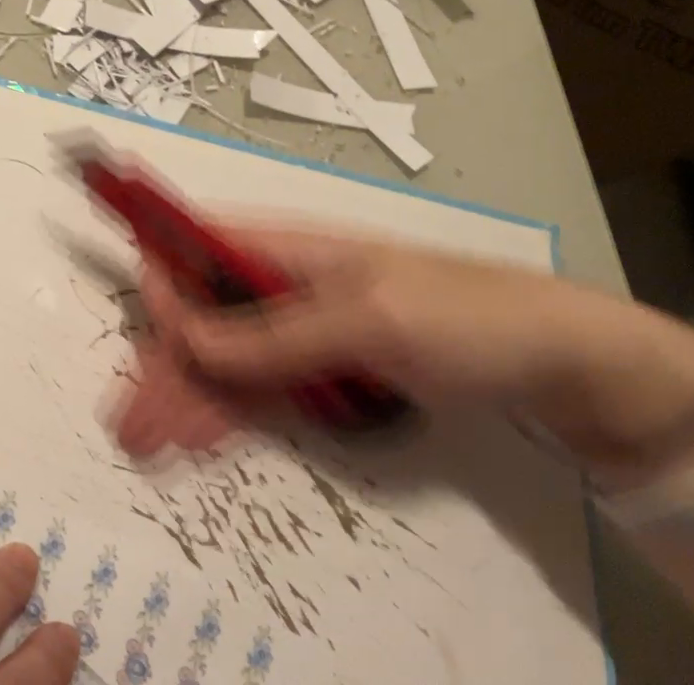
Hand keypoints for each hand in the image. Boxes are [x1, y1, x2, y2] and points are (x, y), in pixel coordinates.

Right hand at [113, 223, 693, 480]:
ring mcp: (293, 334)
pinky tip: (190, 442)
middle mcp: (273, 286)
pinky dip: (220, 415)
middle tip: (127, 424)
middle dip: (158, 367)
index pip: (191, 247)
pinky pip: (252, 392)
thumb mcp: (370, 320)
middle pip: (195, 319)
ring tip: (143, 446)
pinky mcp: (315, 375)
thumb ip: (273, 334)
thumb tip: (186, 340)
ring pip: (216, 363)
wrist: (566, 369)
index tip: (159, 339)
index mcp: (282, 248)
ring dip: (178, 400)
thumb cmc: (469, 319)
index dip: (164, 286)